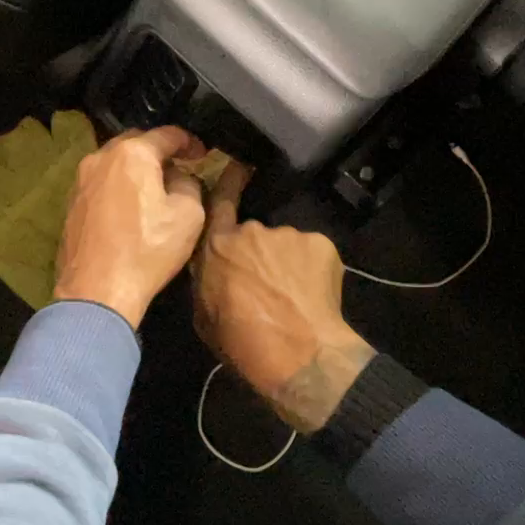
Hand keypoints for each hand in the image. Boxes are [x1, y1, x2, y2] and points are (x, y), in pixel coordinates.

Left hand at [53, 126, 208, 328]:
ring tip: (156, 188)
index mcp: (132, 154)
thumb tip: (179, 178)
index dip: (189, 141)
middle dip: (159, 152)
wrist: (97, 291)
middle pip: (136, 144)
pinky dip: (119, 188)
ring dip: (137, 170)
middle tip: (180, 168)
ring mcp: (80, 181)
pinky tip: (131, 208)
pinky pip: (101, 185)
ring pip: (115, 164)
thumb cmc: (148, 250)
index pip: (167, 134)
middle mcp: (100, 158)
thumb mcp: (190, 215)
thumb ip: (190, 184)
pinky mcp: (71, 204)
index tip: (202, 154)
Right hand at [192, 164, 375, 431]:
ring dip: (285, 263)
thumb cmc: (242, 343)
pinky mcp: (320, 244)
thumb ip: (205, 279)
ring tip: (291, 296)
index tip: (236, 167)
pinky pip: (311, 252)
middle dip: (258, 253)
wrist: (300, 357)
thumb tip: (211, 267)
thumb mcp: (204, 315)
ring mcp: (289, 234)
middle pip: (253, 234)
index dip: (227, 183)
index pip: (220, 201)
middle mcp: (253, 231)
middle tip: (265, 285)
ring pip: (284, 245)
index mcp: (218, 247)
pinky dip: (311, 269)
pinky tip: (311, 295)